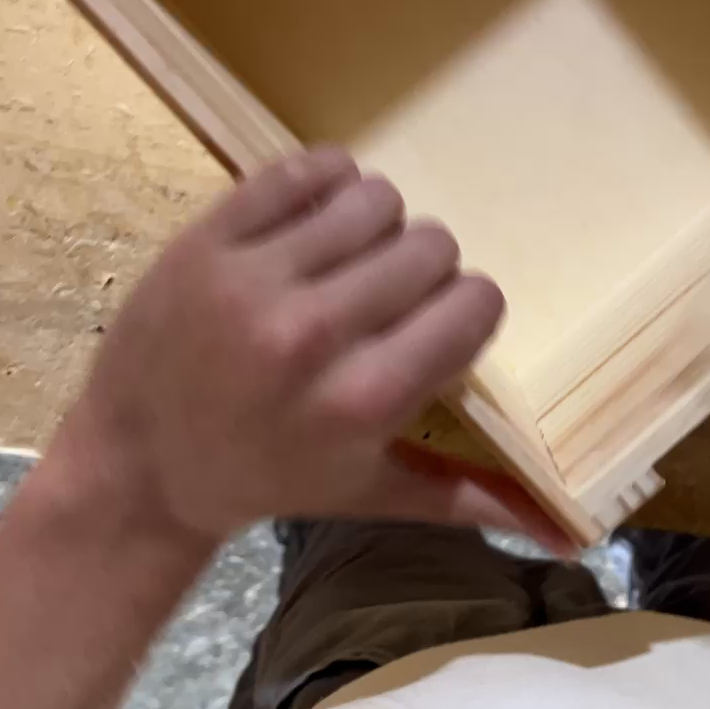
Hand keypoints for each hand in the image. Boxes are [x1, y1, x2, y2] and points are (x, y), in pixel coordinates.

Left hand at [44, 149, 568, 552]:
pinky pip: (305, 169)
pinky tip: (318, 225)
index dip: (470, 311)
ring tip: (354, 264)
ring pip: (378, 199)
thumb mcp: (379, 494)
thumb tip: (572, 538)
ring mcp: (254, 278)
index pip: (475, 303)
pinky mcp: (207, 238)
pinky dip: (327, 186)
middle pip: (434, 246)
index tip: (442, 329)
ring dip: (381, 229)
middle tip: (394, 302)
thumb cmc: (275, 478)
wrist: (136, 466)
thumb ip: (477, 500)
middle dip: (428, 273)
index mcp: (368, 398)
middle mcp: (316, 332)